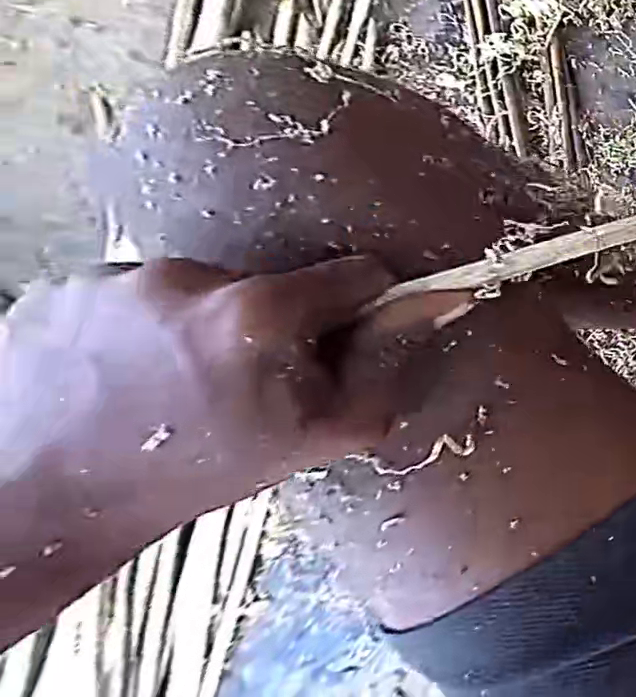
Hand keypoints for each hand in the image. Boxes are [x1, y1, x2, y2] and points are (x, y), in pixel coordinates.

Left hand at [0, 257, 421, 526]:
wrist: (28, 513)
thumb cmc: (191, 473)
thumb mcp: (327, 430)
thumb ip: (395, 359)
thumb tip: (444, 299)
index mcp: (262, 310)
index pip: (358, 272)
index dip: (364, 305)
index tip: (341, 337)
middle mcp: (189, 281)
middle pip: (280, 283)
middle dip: (279, 320)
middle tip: (246, 376)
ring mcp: (117, 285)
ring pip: (209, 286)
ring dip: (208, 321)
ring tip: (177, 377)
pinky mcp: (59, 292)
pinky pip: (141, 291)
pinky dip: (145, 322)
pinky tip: (127, 370)